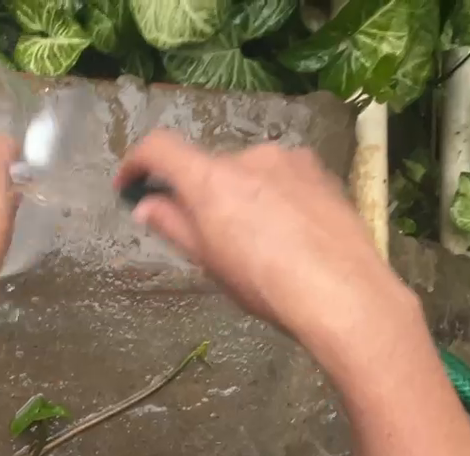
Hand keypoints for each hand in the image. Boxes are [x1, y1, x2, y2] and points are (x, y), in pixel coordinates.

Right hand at [117, 131, 423, 367]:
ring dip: (236, 199)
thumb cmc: (265, 285)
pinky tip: (282, 236)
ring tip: (252, 245)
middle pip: (208, 168)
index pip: (159, 149)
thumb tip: (146, 205)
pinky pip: (279, 179)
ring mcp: (289, 160)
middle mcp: (249, 156)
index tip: (128, 184)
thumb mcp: (209, 262)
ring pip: (246, 174)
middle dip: (197, 197)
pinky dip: (268, 199)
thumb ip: (174, 226)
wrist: (341, 292)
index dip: (136, 162)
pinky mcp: (319, 172)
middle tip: (202, 240)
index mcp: (212, 179)